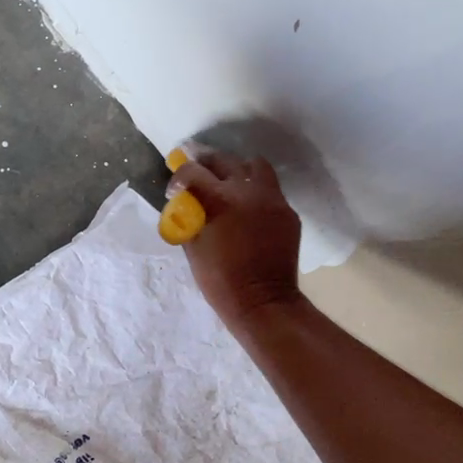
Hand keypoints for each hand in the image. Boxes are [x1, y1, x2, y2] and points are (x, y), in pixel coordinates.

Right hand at [169, 148, 303, 325]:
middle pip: (224, 160)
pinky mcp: (288, 212)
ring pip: (254, 166)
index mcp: (220, 199)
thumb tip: (186, 204)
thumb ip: (188, 217)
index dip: (178, 176)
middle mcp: (248, 190)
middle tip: (196, 171)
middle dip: (205, 163)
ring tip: (228, 181)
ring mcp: (272, 199)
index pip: (192, 171)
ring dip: (237, 169)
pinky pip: (270, 191)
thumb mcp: (192, 246)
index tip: (174, 189)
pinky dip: (255, 193)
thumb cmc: (219, 279)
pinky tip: (248, 209)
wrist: (262, 302)